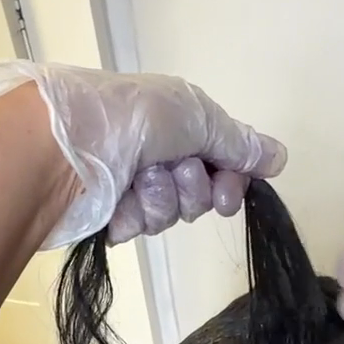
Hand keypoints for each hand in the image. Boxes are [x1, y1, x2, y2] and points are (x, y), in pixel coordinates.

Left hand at [0, 62, 285, 247]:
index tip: (228, 192)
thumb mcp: (195, 116)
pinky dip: (131, 215)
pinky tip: (115, 202)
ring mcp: (133, 184)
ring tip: (135, 182)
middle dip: (189, 189)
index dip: (230, 182)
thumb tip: (281, 157)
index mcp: (179, 123)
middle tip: (172, 173)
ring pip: (170, 215)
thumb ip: (238, 141)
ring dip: (158, 200)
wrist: (62, 148)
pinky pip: (139, 228)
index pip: (225, 163)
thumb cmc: (130, 120)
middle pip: (200, 195)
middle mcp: (160, 152)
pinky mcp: (110, 213)